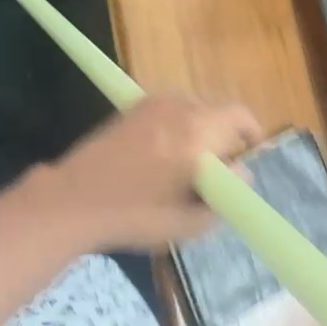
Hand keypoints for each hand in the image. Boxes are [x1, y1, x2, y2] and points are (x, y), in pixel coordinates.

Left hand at [29, 96, 262, 252]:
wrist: (75, 197)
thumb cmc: (134, 215)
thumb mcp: (186, 222)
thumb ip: (222, 199)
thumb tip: (241, 174)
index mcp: (196, 134)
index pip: (238, 116)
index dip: (251, 134)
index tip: (248, 158)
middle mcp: (178, 108)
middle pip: (216, 111)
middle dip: (223, 137)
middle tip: (217, 172)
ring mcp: (152, 103)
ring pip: (192, 108)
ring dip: (199, 130)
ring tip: (188, 166)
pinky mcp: (133, 106)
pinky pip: (170, 109)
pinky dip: (177, 125)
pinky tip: (162, 156)